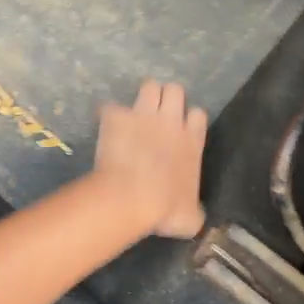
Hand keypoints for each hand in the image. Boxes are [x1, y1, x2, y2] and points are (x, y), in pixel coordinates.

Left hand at [92, 81, 207, 238]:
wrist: (131, 198)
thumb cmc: (165, 209)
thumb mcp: (190, 218)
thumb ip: (195, 210)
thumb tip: (195, 214)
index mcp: (192, 141)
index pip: (198, 114)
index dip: (189, 119)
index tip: (180, 130)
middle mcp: (171, 121)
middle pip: (175, 90)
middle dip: (166, 98)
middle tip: (156, 114)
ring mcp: (143, 115)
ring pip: (149, 86)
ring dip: (143, 97)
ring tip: (134, 112)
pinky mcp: (117, 116)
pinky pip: (111, 106)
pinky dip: (108, 114)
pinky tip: (106, 125)